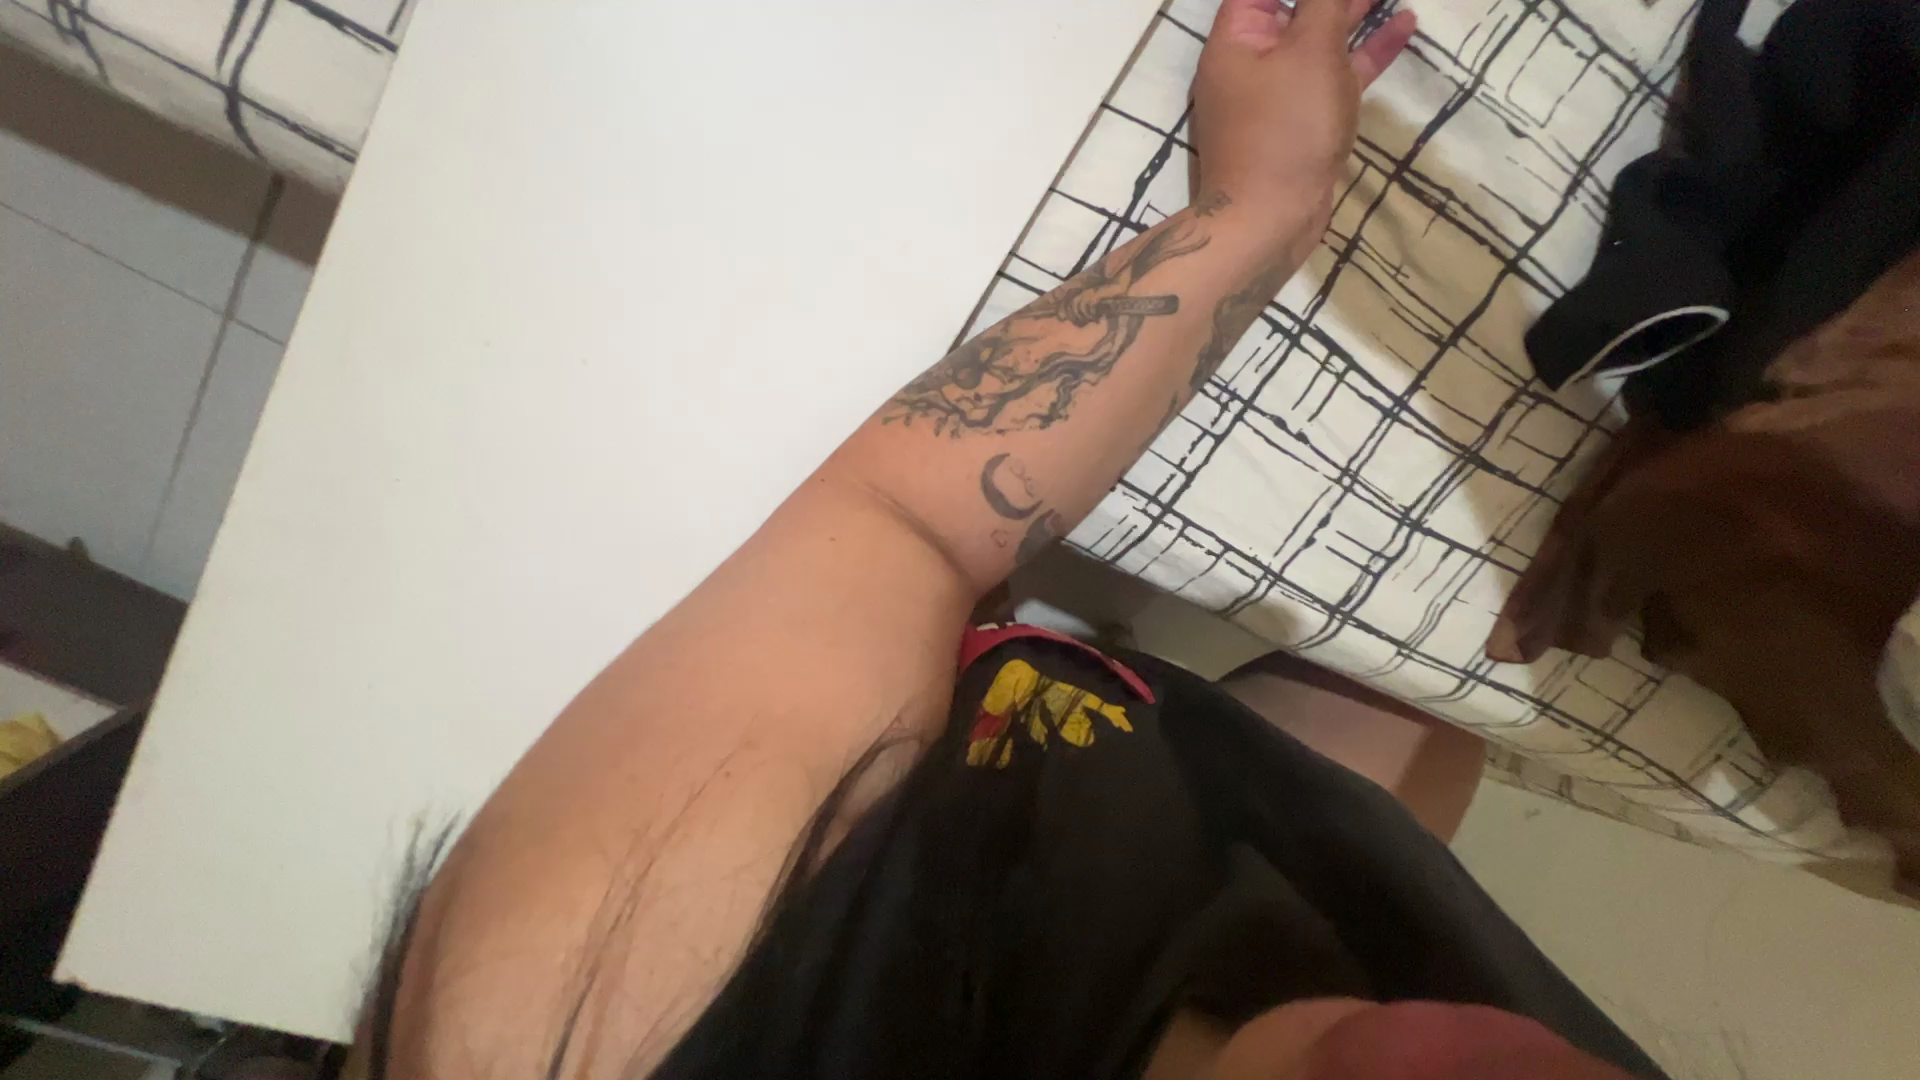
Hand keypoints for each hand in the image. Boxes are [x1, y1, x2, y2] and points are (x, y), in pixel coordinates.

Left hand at [1192, 0, 1415, 242]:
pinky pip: (1333, 76)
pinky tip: (1405, 24)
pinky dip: (1365, 52)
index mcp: (1235, 41)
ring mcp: (1275, 98)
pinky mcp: (1300, 124)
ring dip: (1357, 9)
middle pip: (1294, 6)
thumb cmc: (1284, 130)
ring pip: (1319, 39)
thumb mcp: (1310, 48)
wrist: (1268, 223)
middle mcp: (1249, 66)